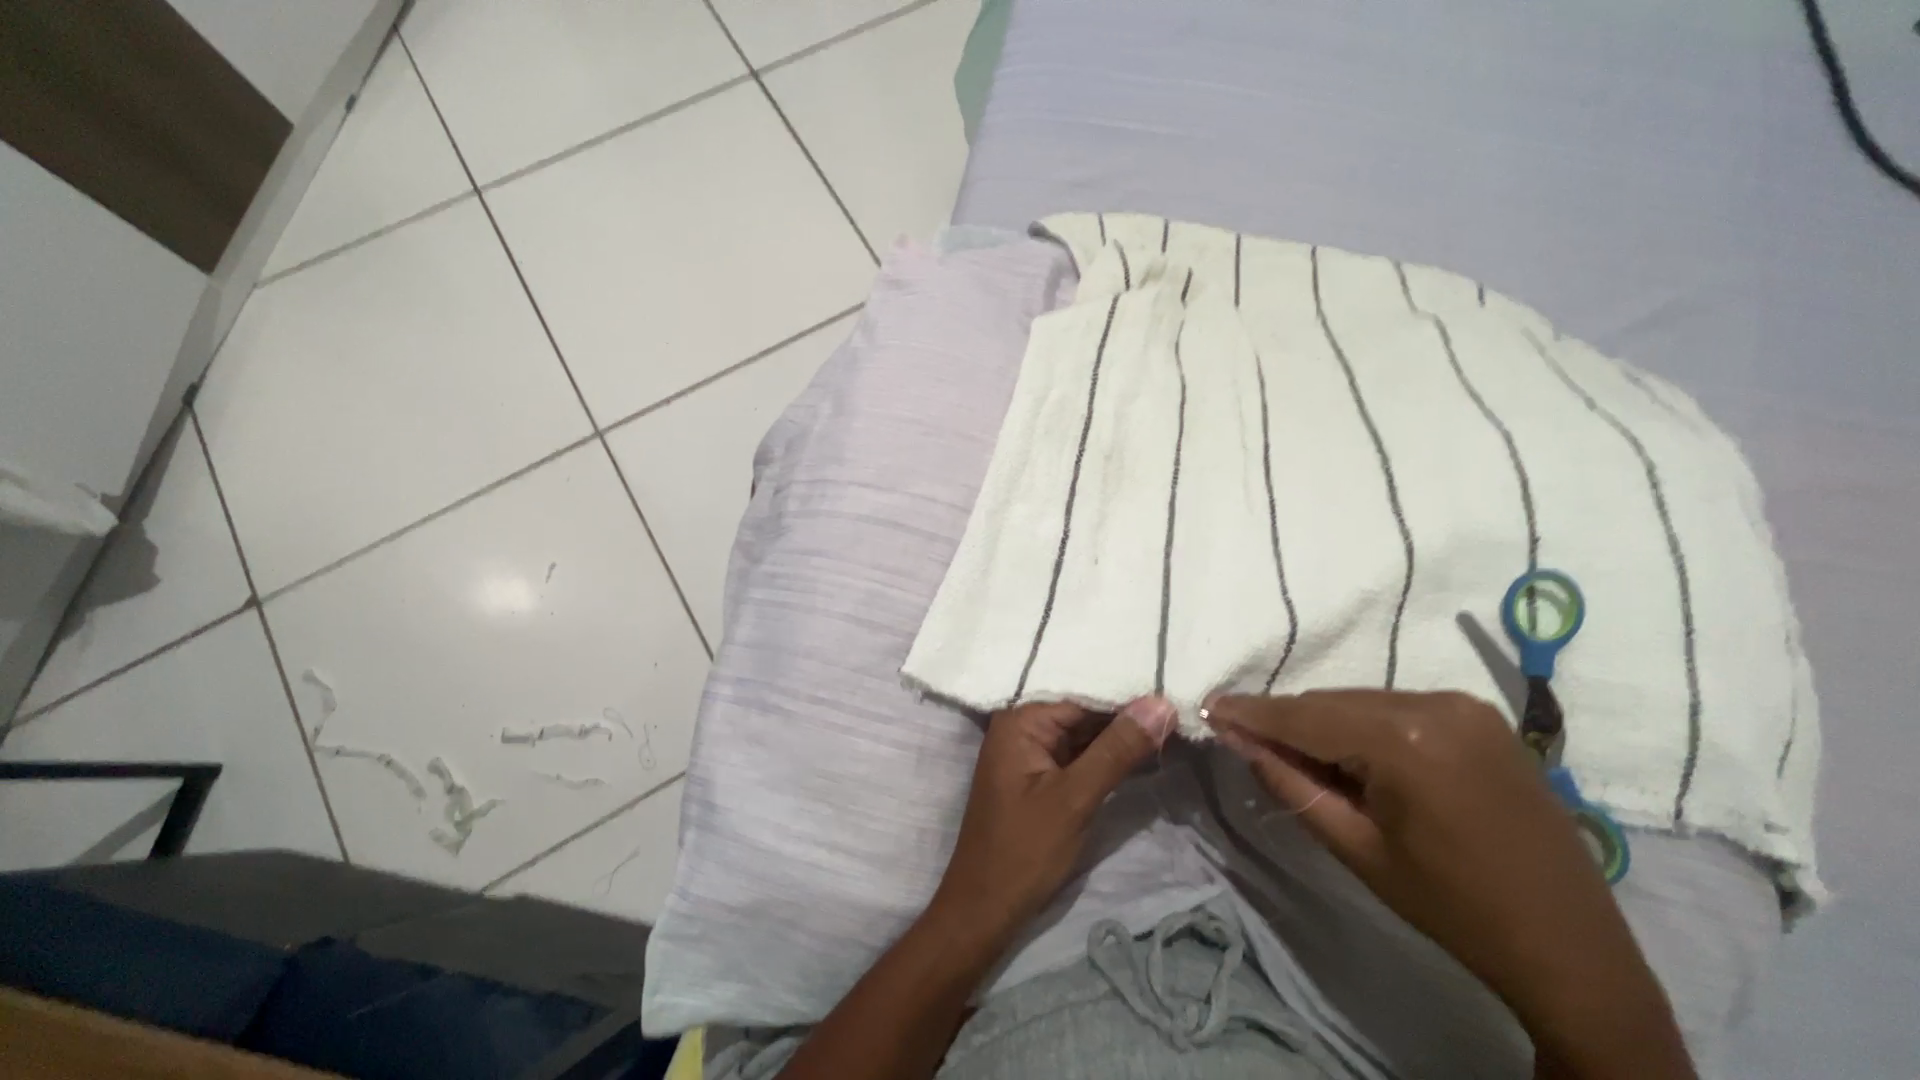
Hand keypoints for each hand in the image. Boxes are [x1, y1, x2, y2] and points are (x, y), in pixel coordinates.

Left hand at [929, 698, 1175, 943]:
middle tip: (1182, 710)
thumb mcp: (1075, 797)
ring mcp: (1030, 754)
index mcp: (1020, 720)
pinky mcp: (1040, 778)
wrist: (985, 909)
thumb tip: (1161, 704)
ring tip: (1175, 725)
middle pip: (1084, 712)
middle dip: (1129, 716)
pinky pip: (1079, 756)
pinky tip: (1146, 753)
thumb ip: (1117, 749)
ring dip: (1122, 737)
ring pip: (1085, 735)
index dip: (1130, 697)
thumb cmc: (1024, 850)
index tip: (1176, 693)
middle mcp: (1021, 727)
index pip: (1084, 695)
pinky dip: (1108, 758)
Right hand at [1206, 690, 1693, 1079]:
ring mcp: (1465, 706)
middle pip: (1334, 702)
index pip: (1305, 714)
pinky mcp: (1482, 718)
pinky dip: (1365, 726)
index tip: (1207, 708)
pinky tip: (1351, 755)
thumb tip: (1239, 739)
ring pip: (1365, 702)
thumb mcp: (1355, 848)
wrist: (1564, 940)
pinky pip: (1400, 709)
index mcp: (1404, 738)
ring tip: (1294, 752)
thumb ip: (1290, 783)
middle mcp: (1435, 702)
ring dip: (1325, 723)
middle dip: (1287, 720)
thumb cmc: (1449, 905)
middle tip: (1243, 738)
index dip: (1251, 712)